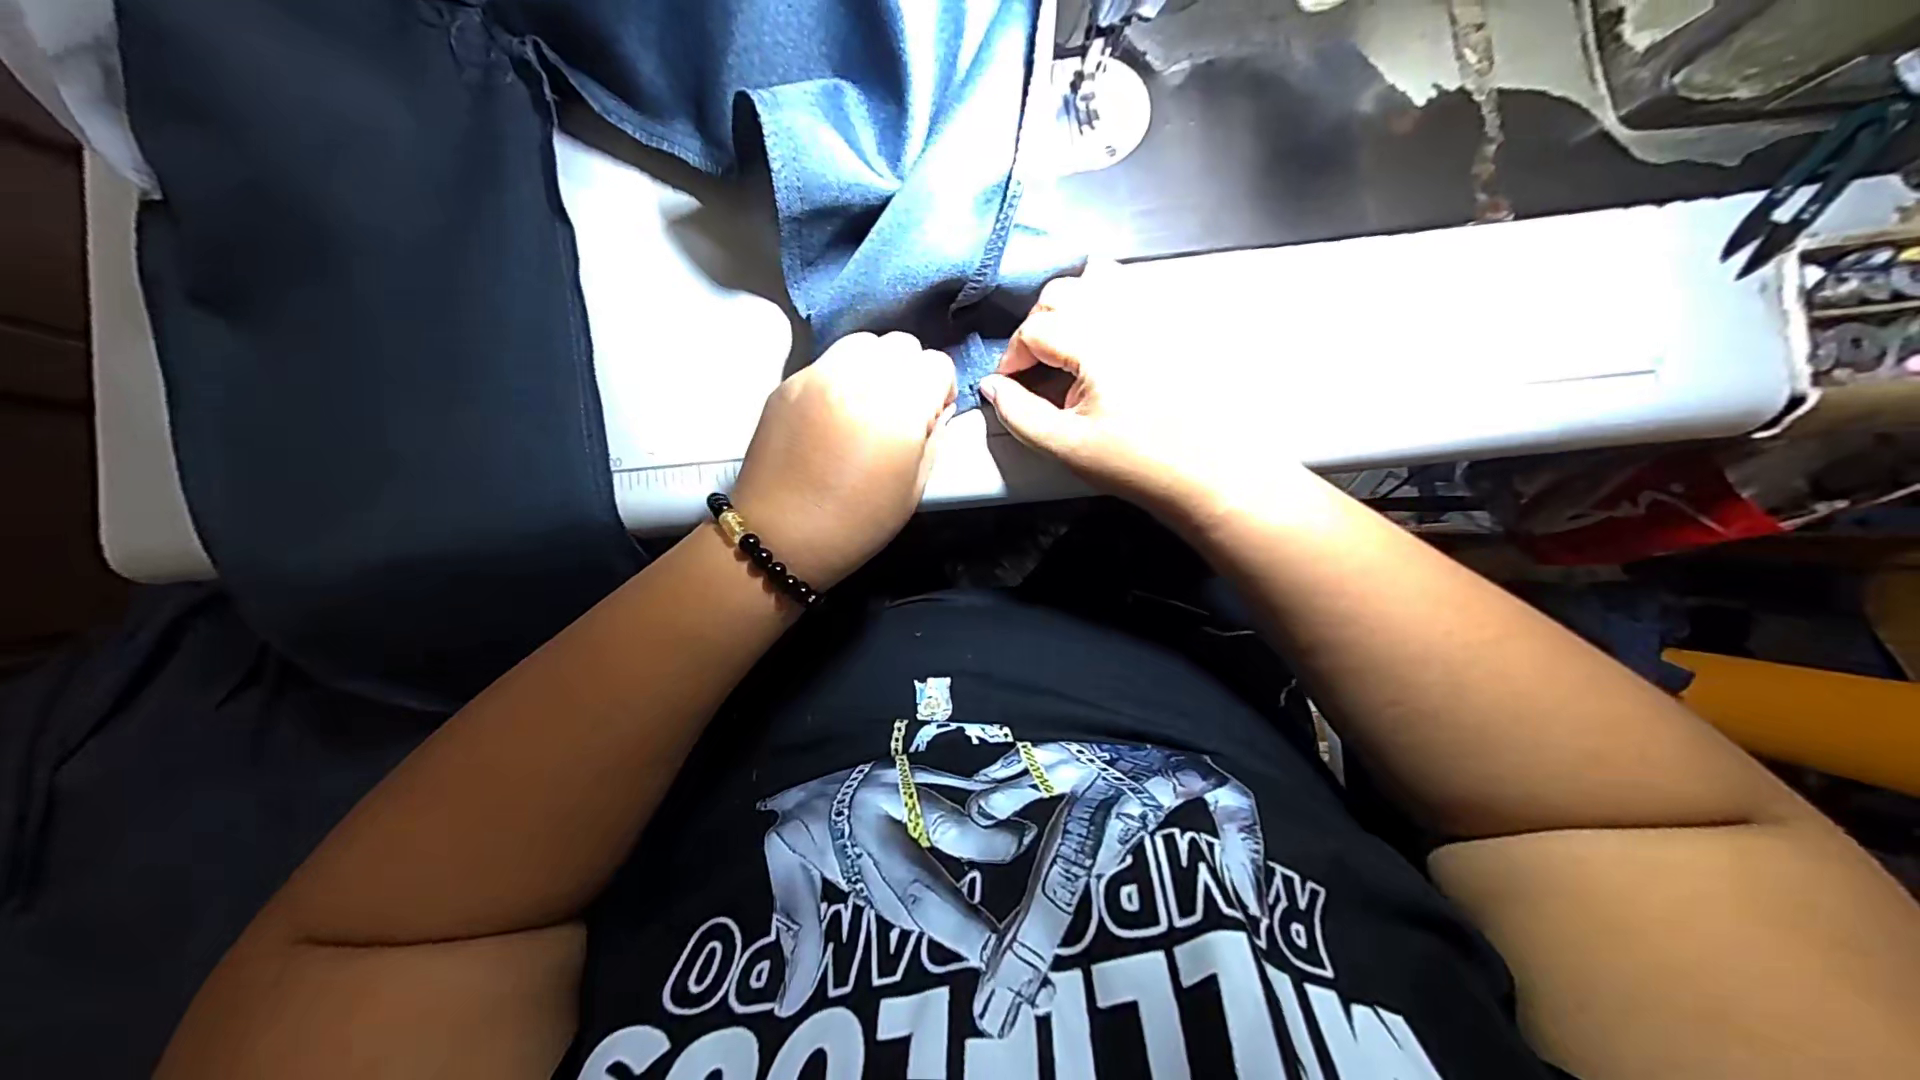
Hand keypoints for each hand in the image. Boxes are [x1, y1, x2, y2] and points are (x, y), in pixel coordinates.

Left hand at [730, 331, 956, 589]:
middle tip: (903, 410)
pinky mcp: (789, 383)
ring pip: (865, 343)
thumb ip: (934, 438)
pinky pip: (830, 361)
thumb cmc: (854, 524)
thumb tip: (937, 411)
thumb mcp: (913, 488)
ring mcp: (818, 377)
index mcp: (896, 409)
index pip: (937, 364)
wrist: (778, 538)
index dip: (942, 389)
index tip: (932, 413)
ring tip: (870, 404)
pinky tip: (838, 413)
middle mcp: (857, 380)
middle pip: (902, 345)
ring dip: (877, 366)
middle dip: (911, 373)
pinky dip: (844, 376)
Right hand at [980, 262, 1301, 526]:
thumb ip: (1019, 414)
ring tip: (1068, 347)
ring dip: (1071, 306)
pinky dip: (1109, 301)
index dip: (1011, 357)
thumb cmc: (1142, 464)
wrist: (1207, 474)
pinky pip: (1134, 286)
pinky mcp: (1177, 322)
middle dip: (1037, 327)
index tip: (1010, 383)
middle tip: (1036, 367)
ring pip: (1096, 278)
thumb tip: (994, 389)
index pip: (1033, 328)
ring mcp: (1157, 314)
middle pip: (1060, 293)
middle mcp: (1128, 316)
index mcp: (1097, 344)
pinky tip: (1107, 337)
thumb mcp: (1066, 447)